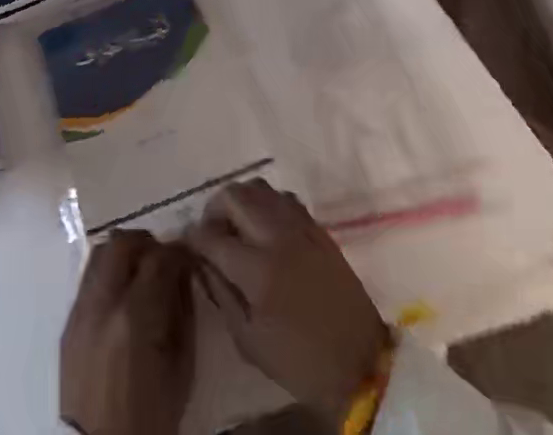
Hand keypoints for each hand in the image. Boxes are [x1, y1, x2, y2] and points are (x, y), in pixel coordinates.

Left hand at [59, 230, 196, 434]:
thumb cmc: (150, 416)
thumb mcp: (181, 368)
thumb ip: (183, 313)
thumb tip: (183, 275)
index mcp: (135, 317)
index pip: (158, 260)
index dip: (179, 251)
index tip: (191, 255)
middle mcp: (102, 303)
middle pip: (121, 243)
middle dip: (148, 242)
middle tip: (166, 257)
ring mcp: (79, 309)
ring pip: (99, 253)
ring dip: (124, 252)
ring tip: (143, 269)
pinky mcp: (67, 320)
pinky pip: (88, 278)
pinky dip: (108, 272)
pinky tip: (123, 291)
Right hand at [185, 179, 389, 422]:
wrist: (363, 365)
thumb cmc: (299, 360)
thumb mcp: (246, 338)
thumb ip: (219, 291)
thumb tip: (201, 260)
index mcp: (256, 269)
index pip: (210, 235)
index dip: (193, 237)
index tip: (188, 245)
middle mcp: (277, 237)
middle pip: (233, 196)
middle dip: (214, 209)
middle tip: (212, 231)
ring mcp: (301, 229)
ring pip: (259, 188)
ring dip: (241, 201)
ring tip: (238, 225)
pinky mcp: (319, 230)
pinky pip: (285, 198)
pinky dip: (267, 204)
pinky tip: (266, 227)